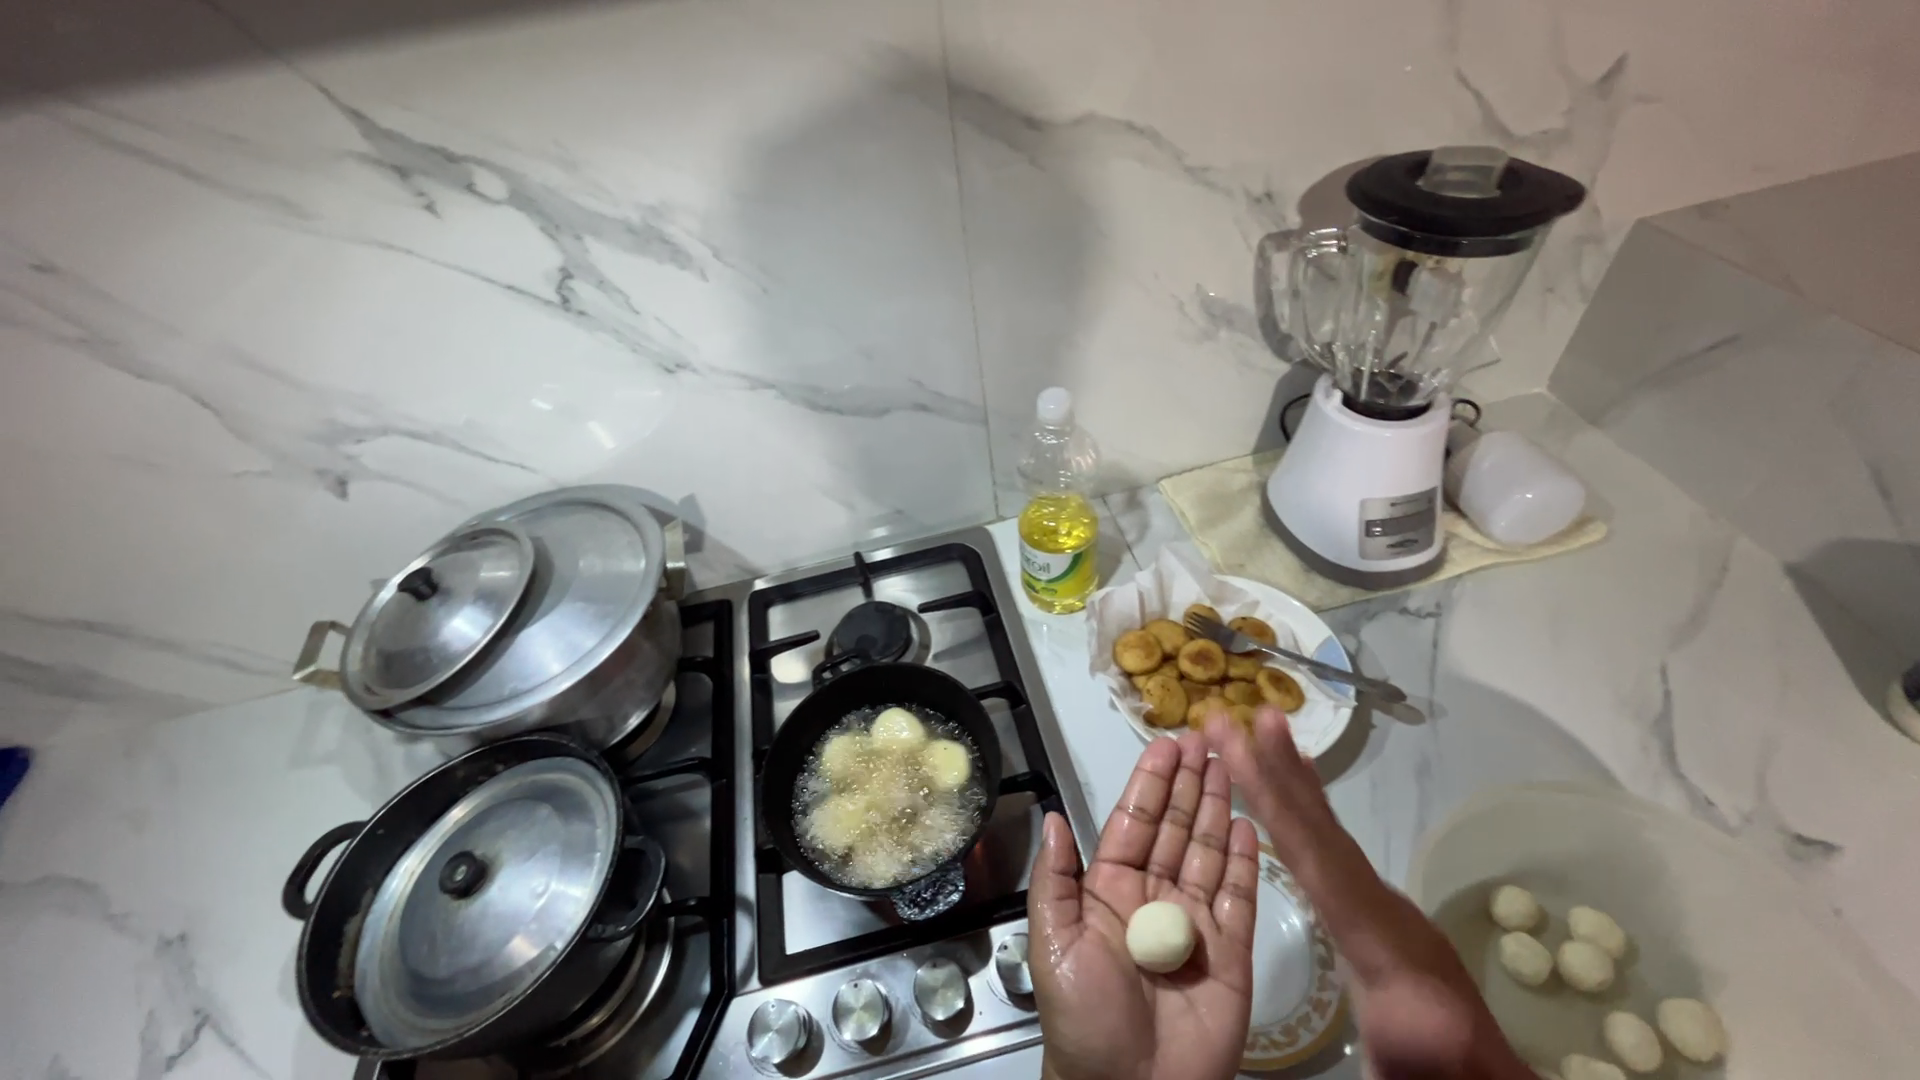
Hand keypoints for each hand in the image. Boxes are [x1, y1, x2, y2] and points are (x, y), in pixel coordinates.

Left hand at [1028, 731, 1260, 1079]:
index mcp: (1109, 888)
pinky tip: (1248, 824)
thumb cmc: (1083, 1014)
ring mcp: (1194, 921)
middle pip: (1174, 827)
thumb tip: (1052, 817)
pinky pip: (1238, 896)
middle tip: (1206, 738)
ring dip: (1217, 807)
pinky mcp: (1231, 951)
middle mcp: (1153, 895)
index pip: (1134, 821)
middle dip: (1189, 783)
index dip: (1151, 782)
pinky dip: (1244, 859)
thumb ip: (1055, 878)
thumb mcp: (1053, 940)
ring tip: (1229, 764)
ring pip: (1207, 851)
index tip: (1168, 745)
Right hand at [1204, 706, 1535, 1079]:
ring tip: (1267, 726)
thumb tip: (1383, 1006)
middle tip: (1245, 711)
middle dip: (1278, 766)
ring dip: (1291, 776)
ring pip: (1327, 830)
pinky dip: (1307, 808)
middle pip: (1320, 826)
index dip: (1271, 794)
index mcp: (1378, 935)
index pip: (1313, 851)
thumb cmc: (1435, 1076)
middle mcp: (1380, 903)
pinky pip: (1332, 847)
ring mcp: (1379, 904)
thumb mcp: (1416, 1065)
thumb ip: (1407, 1035)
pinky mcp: (1372, 911)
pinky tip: (1293, 788)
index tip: (1236, 740)